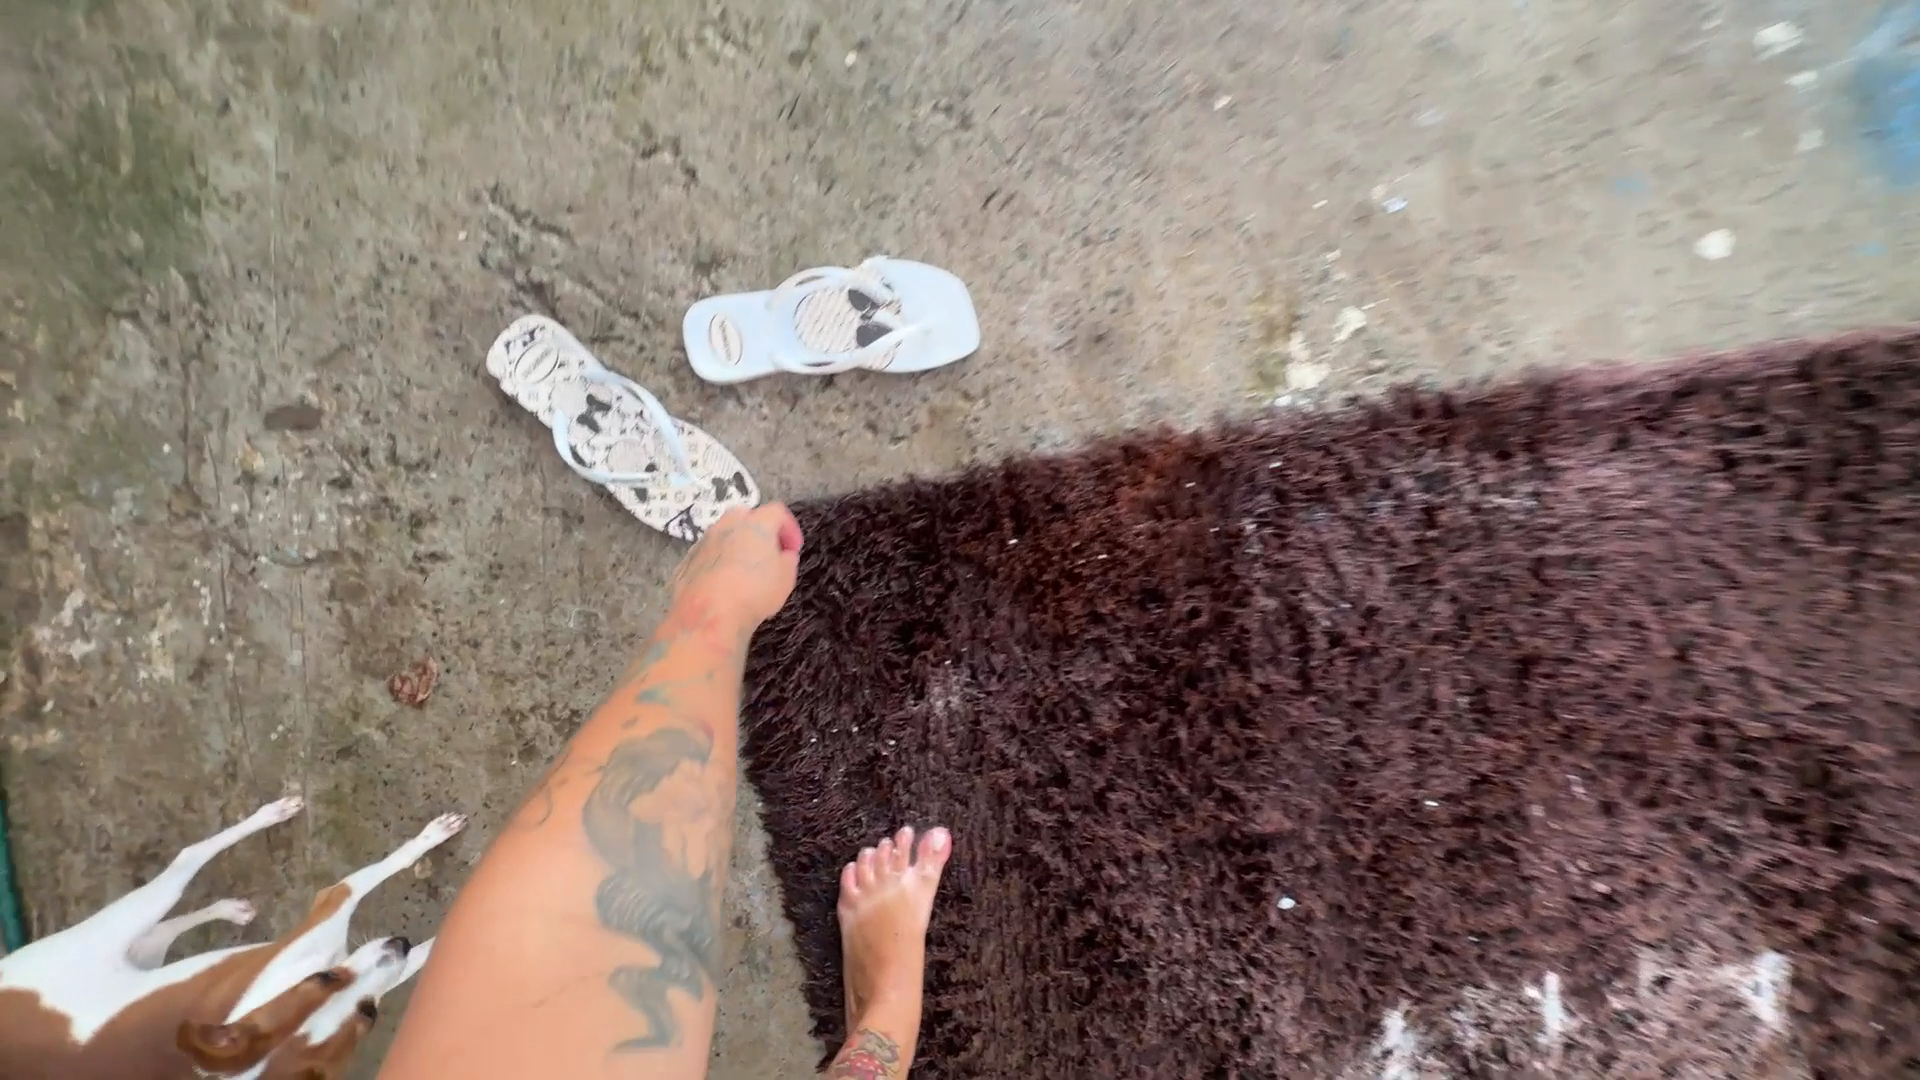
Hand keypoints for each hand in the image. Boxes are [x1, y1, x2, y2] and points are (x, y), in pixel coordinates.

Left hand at [670, 504, 804, 629]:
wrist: (708, 615)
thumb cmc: (754, 592)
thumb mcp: (786, 578)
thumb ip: (788, 560)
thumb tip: (784, 555)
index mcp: (756, 524)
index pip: (778, 512)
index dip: (790, 528)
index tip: (794, 548)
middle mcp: (727, 525)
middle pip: (746, 515)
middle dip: (760, 530)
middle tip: (768, 552)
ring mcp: (703, 542)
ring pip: (724, 534)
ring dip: (736, 545)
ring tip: (744, 570)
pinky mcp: (687, 560)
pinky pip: (708, 553)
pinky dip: (718, 561)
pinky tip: (723, 583)